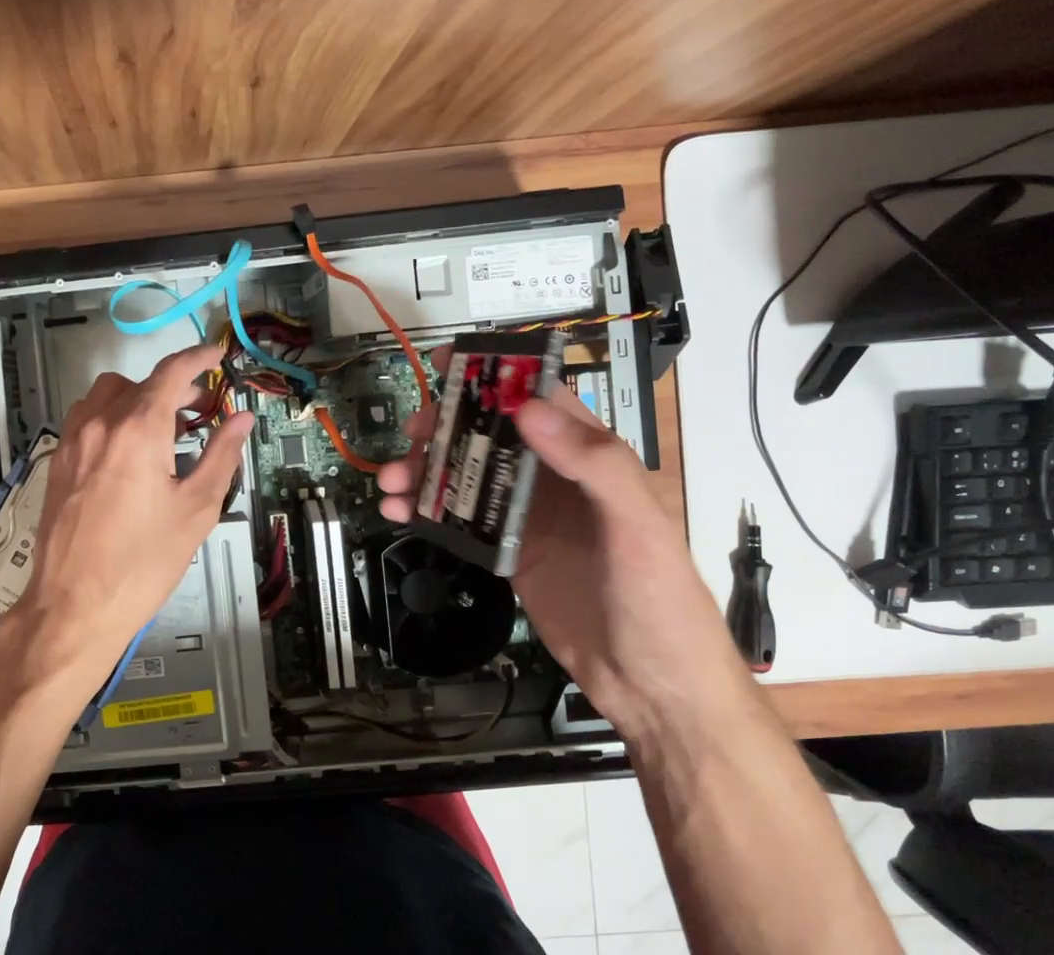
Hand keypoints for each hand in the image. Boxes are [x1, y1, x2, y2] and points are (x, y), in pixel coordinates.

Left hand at [0, 344, 254, 696]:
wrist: (74, 605)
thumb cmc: (143, 562)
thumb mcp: (196, 509)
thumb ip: (221, 455)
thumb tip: (241, 419)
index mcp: (138, 430)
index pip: (170, 372)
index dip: (197, 357)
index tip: (216, 355)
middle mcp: (99, 424)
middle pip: (136, 381)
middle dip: (169, 386)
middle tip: (196, 410)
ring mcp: (71, 443)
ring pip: (103, 396)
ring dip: (135, 399)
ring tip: (160, 431)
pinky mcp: (56, 464)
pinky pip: (84, 420)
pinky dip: (109, 418)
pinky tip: (126, 454)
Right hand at [378, 348, 749, 734]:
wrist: (653, 687)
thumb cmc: (662, 603)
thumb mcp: (638, 527)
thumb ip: (592, 463)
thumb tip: (528, 408)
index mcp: (594, 461)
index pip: (541, 401)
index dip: (496, 379)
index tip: (449, 366)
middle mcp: (557, 482)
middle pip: (491, 438)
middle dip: (446, 429)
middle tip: (411, 436)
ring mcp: (530, 519)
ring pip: (467, 479)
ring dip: (427, 473)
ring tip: (391, 482)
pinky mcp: (509, 555)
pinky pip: (460, 523)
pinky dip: (427, 514)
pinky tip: (400, 514)